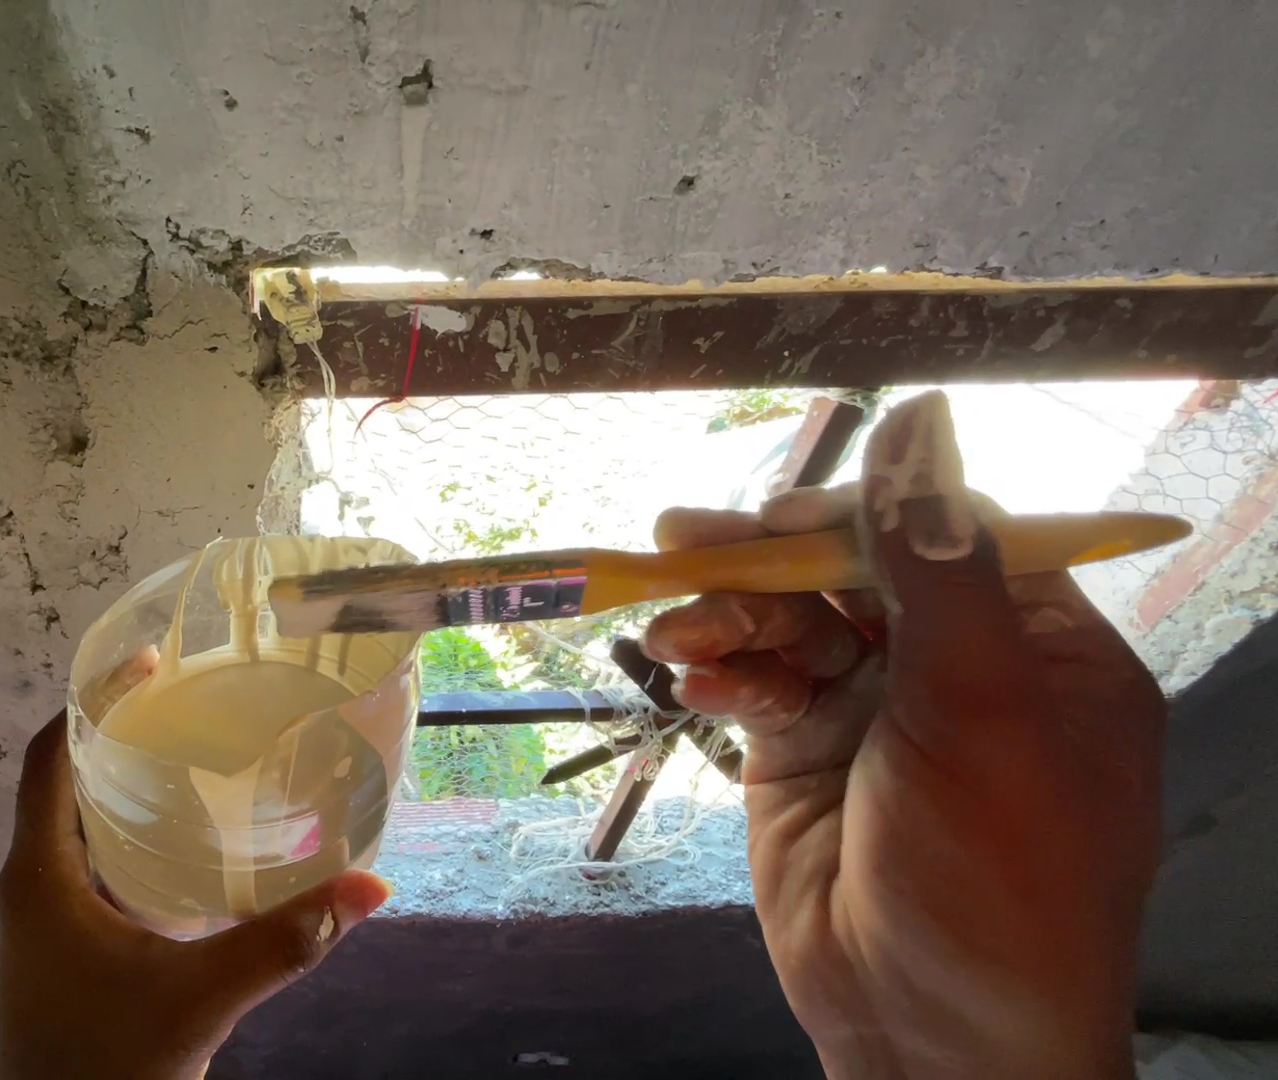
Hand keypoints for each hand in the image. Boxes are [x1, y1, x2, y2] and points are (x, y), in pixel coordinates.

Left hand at [0, 653, 392, 1079]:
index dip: (91, 699)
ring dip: (124, 780)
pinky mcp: (66, 944)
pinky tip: (189, 839)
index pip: (48, 756)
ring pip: (79, 820)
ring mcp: (46, 918)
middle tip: (189, 702)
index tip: (150, 666)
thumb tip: (371, 888)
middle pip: (65, 777)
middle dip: (118, 731)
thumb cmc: (103, 1074)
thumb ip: (283, 944)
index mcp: (39, 875)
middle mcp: (33, 883)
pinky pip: (93, 859)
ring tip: (194, 752)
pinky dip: (132, 829)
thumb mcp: (198, 1002)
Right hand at [642, 391, 1161, 1078]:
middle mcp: (942, 665)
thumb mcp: (973, 711)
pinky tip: (694, 689)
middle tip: (677, 538)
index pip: (936, 538)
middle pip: (838, 574)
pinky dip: (718, 676)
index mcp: (1027, 648)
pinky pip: (750, 681)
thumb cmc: (988, 870)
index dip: (855, 515)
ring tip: (669, 635)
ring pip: (779, 625)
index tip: (777, 516)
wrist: (920, 1025)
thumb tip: (919, 423)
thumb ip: (935, 567)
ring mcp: (861, 703)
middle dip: (757, 561)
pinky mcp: (795, 740)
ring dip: (720, 622)